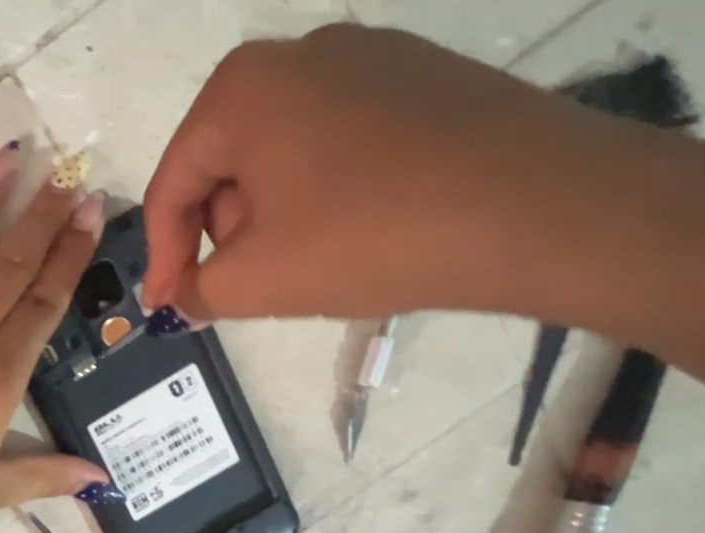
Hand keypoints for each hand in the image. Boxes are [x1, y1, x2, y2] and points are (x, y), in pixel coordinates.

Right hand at [141, 25, 623, 321]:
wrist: (543, 208)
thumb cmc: (367, 237)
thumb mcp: (252, 282)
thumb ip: (193, 290)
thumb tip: (184, 295)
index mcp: (241, 91)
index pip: (171, 187)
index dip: (161, 258)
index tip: (165, 306)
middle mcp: (299, 54)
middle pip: (223, 163)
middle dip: (220, 231)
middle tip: (237, 286)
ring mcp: (370, 57)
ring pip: (278, 152)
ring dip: (269, 214)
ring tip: (298, 263)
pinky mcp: (422, 76)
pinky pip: (336, 139)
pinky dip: (321, 190)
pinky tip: (347, 232)